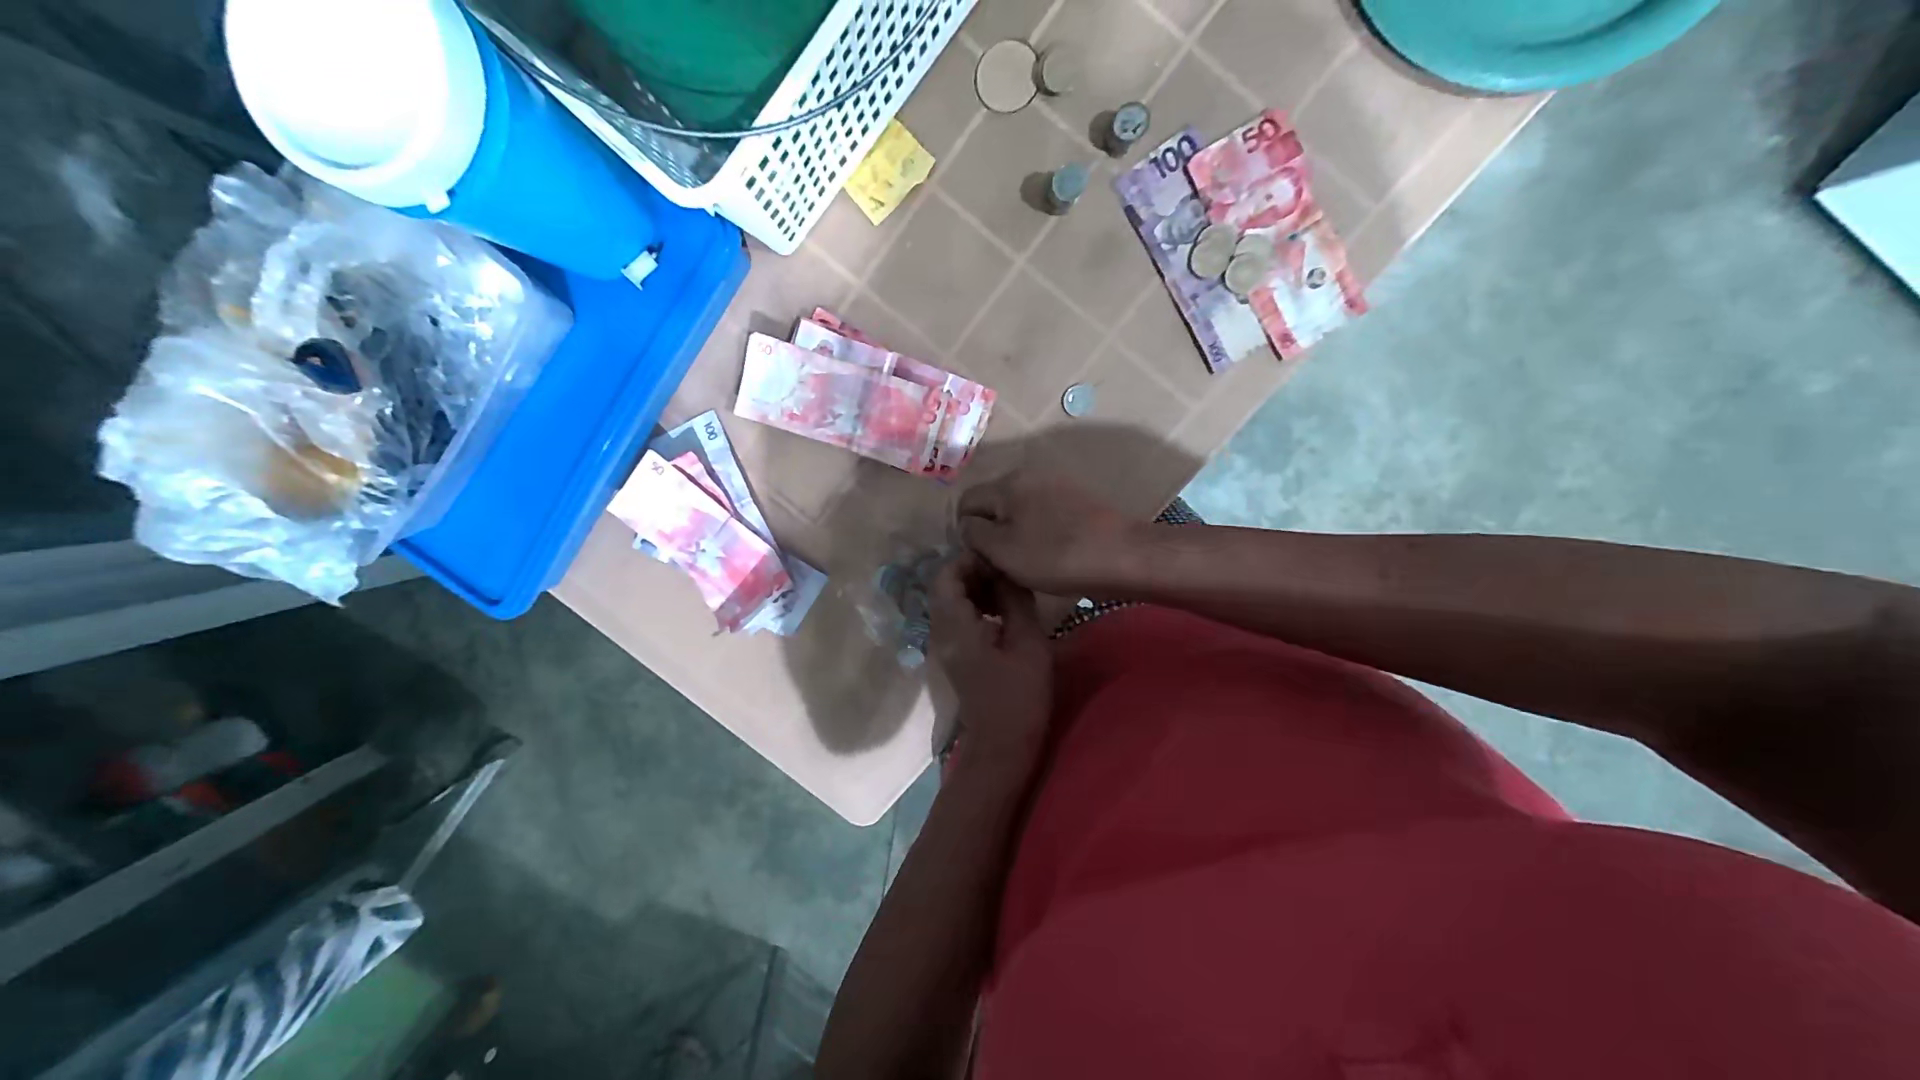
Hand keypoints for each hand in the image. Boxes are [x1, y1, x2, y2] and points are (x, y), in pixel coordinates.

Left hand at [929, 553, 1051, 770]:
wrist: (1001, 747)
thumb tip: (1009, 572)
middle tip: (1007, 572)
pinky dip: (976, 607)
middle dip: (974, 572)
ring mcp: (945, 645)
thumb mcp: (1028, 643)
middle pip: (945, 586)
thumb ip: (1016, 601)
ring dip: (975, 589)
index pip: (946, 575)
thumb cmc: (1019, 696)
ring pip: (951, 602)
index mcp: (955, 626)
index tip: (1001, 558)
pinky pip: (958, 619)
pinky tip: (1003, 612)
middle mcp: (941, 632)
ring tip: (1009, 589)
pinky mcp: (955, 656)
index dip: (970, 560)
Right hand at [957, 471, 1147, 596]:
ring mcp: (1057, 486)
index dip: (965, 533)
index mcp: (1007, 483)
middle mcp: (1029, 475)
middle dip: (992, 533)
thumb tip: (967, 526)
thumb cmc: (1055, 556)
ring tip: (1028, 564)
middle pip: (994, 505)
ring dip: (1016, 536)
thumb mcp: (1003, 550)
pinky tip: (1052, 556)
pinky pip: (1043, 516)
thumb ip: (975, 535)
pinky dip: (1040, 534)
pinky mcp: (1078, 501)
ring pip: (1019, 511)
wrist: (1123, 556)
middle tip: (1002, 565)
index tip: (980, 560)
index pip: (966, 502)